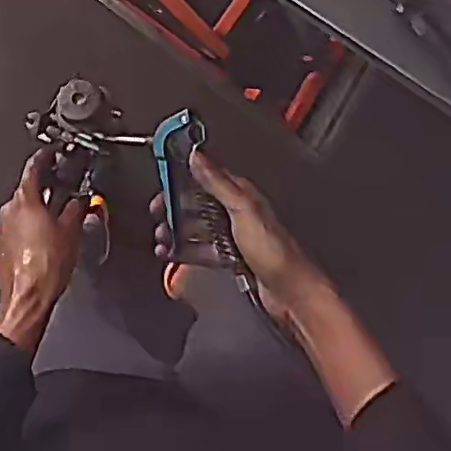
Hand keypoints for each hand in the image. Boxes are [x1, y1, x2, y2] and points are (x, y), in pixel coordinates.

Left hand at [0, 148, 87, 350]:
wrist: (26, 299)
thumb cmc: (46, 267)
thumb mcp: (70, 230)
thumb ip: (76, 207)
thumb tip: (80, 200)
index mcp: (25, 199)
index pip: (33, 167)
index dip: (44, 156)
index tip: (50, 153)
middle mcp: (9, 209)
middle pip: (27, 190)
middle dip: (45, 191)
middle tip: (62, 194)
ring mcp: (1, 228)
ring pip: (21, 210)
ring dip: (36, 212)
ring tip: (54, 224)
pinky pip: (14, 229)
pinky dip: (26, 229)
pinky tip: (40, 242)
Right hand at [153, 149, 395, 426]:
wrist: (293, 296)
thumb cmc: (275, 251)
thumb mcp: (242, 210)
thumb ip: (218, 182)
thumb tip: (197, 155)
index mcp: (241, 193)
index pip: (206, 174)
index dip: (183, 173)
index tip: (162, 176)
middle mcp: (236, 210)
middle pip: (198, 201)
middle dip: (174, 205)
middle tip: (157, 212)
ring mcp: (233, 235)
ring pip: (198, 225)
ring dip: (177, 229)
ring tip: (162, 237)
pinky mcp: (232, 258)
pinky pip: (203, 248)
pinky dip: (186, 249)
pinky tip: (174, 253)